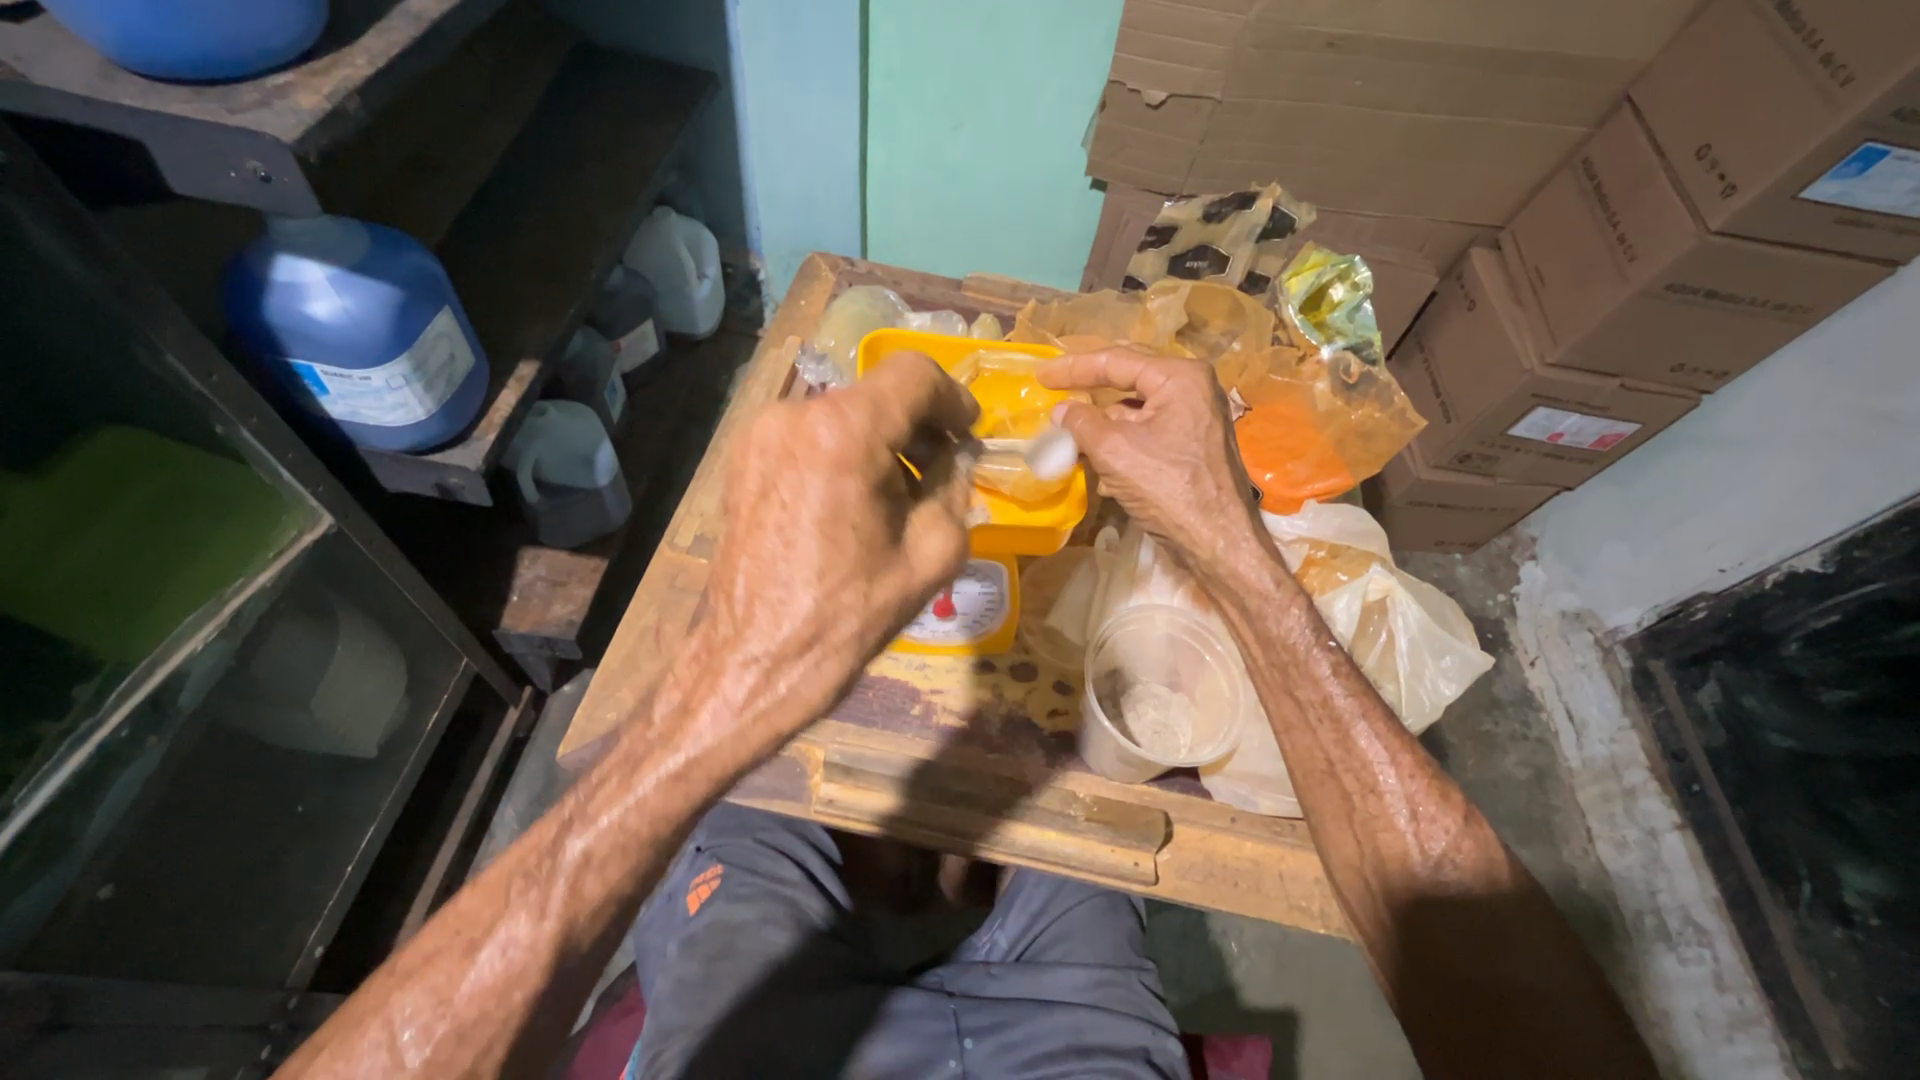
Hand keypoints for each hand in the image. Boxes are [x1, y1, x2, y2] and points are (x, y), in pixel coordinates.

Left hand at [703, 351, 978, 727]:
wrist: (757, 656)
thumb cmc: (850, 612)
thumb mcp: (933, 551)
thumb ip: (956, 484)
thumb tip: (957, 452)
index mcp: (845, 431)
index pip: (914, 373)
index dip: (953, 397)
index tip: (967, 432)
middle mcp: (795, 414)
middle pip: (876, 393)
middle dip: (917, 424)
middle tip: (940, 470)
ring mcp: (760, 433)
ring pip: (842, 413)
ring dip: (879, 440)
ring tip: (895, 496)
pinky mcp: (743, 456)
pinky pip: (809, 435)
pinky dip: (842, 452)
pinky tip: (852, 502)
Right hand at [1039, 347, 1266, 579]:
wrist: (1216, 541)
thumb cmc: (1168, 488)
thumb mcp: (1114, 451)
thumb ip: (1082, 423)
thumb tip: (1062, 411)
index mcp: (1179, 377)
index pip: (1117, 360)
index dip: (1074, 368)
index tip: (1041, 376)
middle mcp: (1193, 388)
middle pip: (1129, 377)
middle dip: (1090, 388)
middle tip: (1055, 387)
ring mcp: (1196, 417)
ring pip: (1136, 409)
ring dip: (1103, 423)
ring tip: (1071, 436)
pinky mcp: (1192, 445)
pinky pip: (1147, 432)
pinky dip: (1121, 443)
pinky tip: (1101, 468)